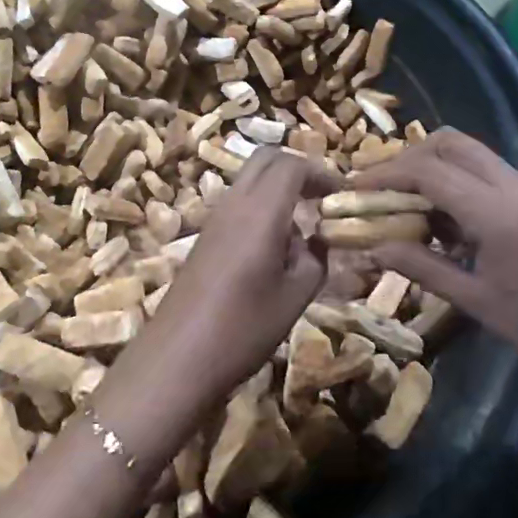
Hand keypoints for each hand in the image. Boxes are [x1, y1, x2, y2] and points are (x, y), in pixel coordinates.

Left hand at [138, 149, 333, 401]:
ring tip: (302, 222)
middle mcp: (234, 203)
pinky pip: (238, 202)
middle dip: (297, 168)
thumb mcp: (295, 297)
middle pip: (265, 159)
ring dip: (277, 186)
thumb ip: (315, 258)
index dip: (320, 172)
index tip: (340, 194)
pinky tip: (274, 245)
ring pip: (249, 179)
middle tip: (321, 197)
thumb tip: (315, 239)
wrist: (177, 359)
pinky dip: (261, 205)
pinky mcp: (204, 236)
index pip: (292, 165)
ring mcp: (214, 218)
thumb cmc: (243, 329)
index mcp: (260, 211)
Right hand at [350, 130, 517, 377]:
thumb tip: (374, 249)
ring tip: (405, 202)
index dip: (386, 174)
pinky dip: (455, 179)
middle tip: (381, 188)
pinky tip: (442, 218)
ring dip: (432, 165)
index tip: (355, 187)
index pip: (430, 171)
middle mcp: (514, 185)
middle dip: (408, 157)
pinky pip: (485, 170)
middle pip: (450, 142)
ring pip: (469, 150)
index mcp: (498, 213)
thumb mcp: (476, 302)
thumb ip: (422, 268)